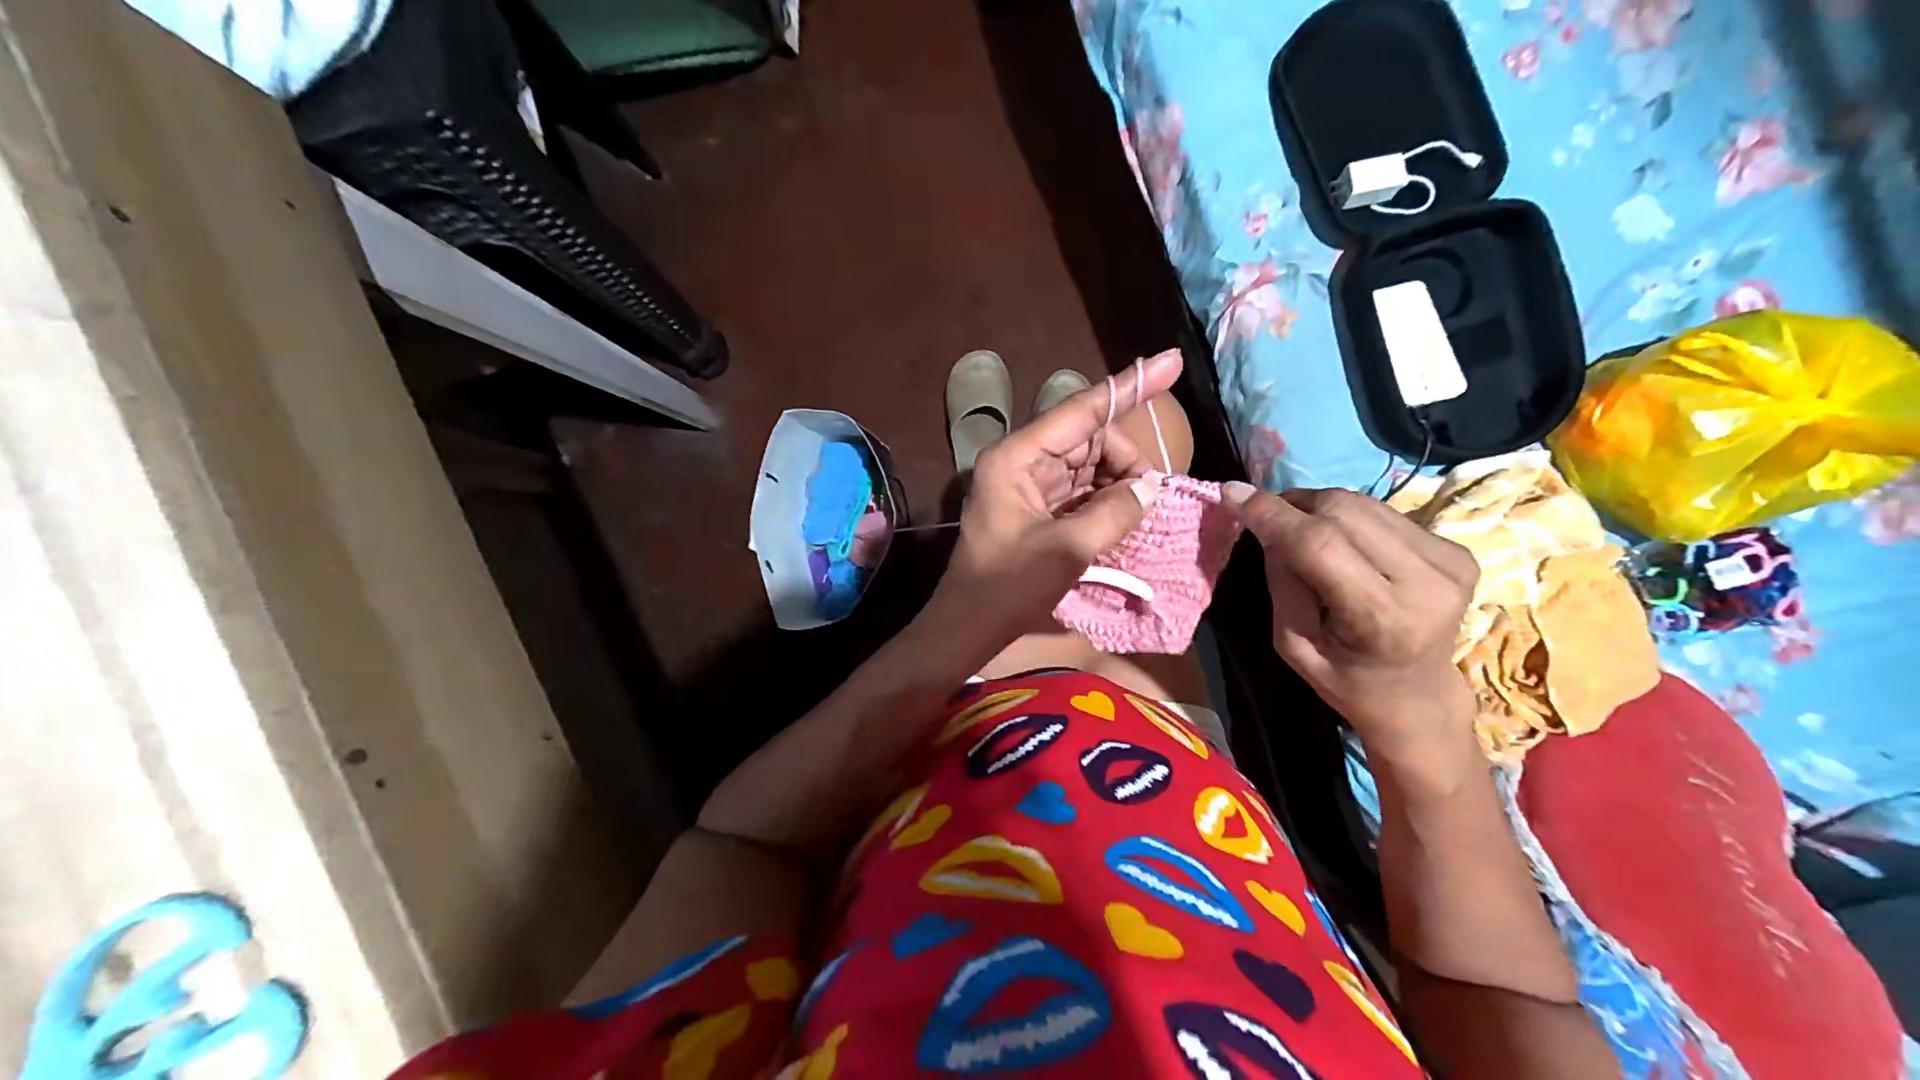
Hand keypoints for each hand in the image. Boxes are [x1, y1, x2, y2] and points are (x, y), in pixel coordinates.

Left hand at [933, 350, 1182, 645]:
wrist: (968, 626)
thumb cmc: (1008, 587)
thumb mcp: (1067, 550)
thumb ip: (1114, 512)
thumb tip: (1151, 488)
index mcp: (1016, 458)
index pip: (1081, 410)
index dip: (1129, 386)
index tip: (1171, 361)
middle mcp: (1020, 461)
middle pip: (1087, 437)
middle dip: (1126, 457)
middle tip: (1155, 489)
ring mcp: (1025, 483)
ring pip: (1086, 463)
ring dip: (1118, 479)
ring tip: (1144, 505)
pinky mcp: (1033, 506)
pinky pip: (1078, 488)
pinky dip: (1104, 497)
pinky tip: (1128, 510)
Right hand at [1222, 483, 1481, 779]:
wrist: (1417, 694)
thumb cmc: (1345, 678)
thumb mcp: (1293, 643)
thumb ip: (1282, 581)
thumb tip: (1264, 520)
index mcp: (1383, 618)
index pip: (1319, 544)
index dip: (1272, 514)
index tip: (1232, 493)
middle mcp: (1428, 582)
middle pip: (1343, 512)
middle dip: (1294, 507)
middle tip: (1269, 520)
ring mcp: (1450, 561)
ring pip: (1363, 503)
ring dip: (1320, 507)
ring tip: (1302, 530)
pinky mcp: (1459, 548)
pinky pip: (1384, 511)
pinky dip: (1349, 517)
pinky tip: (1343, 541)